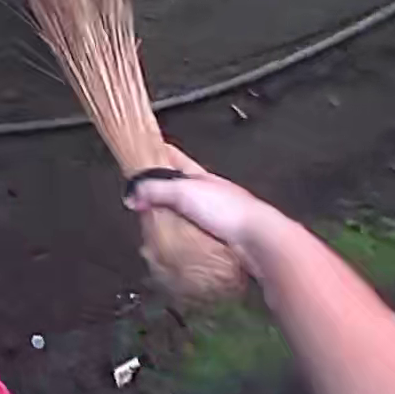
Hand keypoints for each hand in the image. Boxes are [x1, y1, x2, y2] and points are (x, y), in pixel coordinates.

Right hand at [125, 143, 296, 274]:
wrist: (261, 241)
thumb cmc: (230, 210)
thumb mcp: (182, 191)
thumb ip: (154, 190)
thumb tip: (132, 194)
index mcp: (199, 175)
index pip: (171, 156)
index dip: (154, 152)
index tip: (138, 152)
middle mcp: (206, 192)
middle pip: (173, 186)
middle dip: (156, 192)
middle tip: (139, 199)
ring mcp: (212, 214)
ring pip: (181, 211)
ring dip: (168, 218)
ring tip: (154, 224)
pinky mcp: (216, 237)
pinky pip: (189, 233)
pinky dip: (178, 237)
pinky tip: (172, 241)